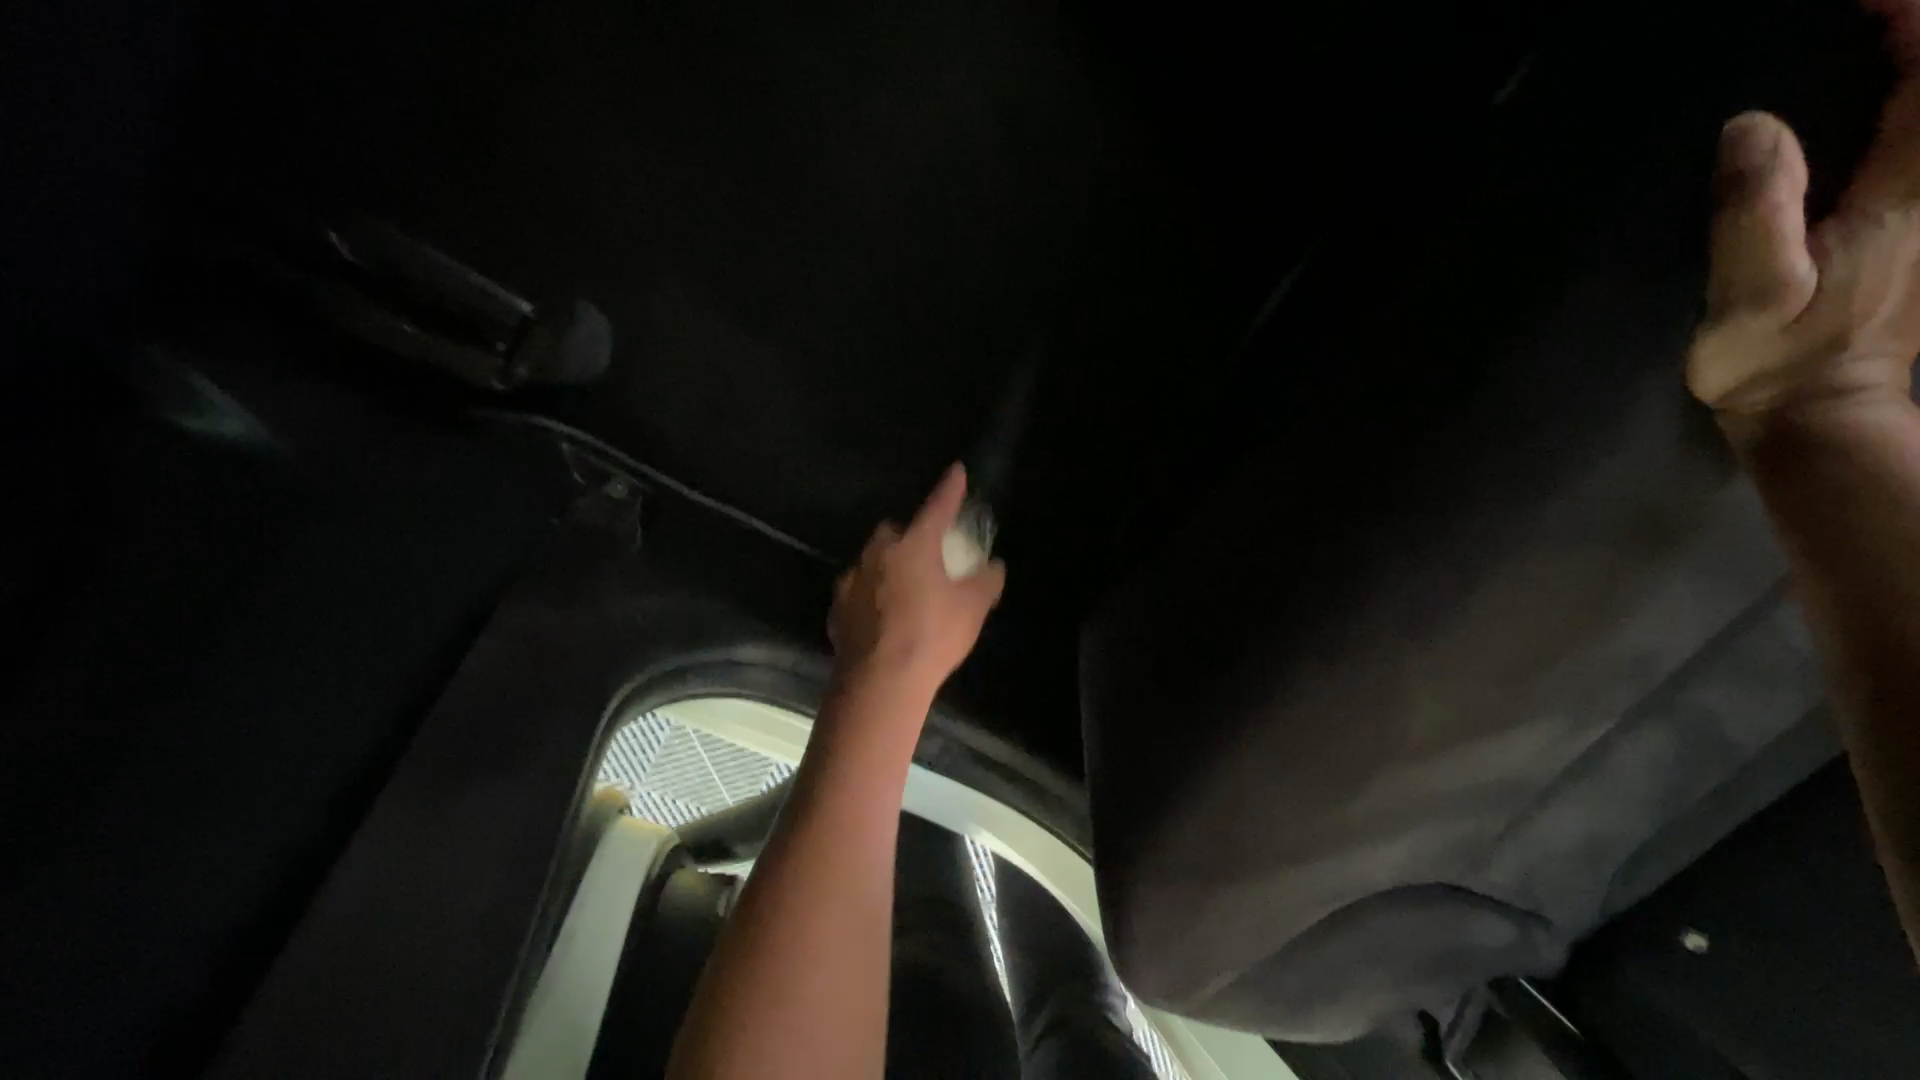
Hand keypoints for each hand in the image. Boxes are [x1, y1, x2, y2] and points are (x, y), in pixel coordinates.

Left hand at [828, 464, 1007, 690]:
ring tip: (903, 593)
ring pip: (871, 562)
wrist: (880, 682)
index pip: (937, 507)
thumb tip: (994, 566)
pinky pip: (857, 594)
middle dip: (908, 537)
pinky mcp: (836, 610)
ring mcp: (851, 581)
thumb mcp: (973, 608)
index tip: (957, 471)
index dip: (950, 489)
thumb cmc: (932, 636)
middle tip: (926, 558)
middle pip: (893, 532)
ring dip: (886, 569)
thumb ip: (986, 581)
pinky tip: (881, 620)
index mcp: (913, 545)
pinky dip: (869, 599)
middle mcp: (877, 554)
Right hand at [1688, 1, 1919, 448]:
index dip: (1911, 17)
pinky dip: (1914, 96)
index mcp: (1911, 188)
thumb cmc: (1776, 362)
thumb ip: (1756, 211)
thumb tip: (1752, 125)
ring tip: (1884, 33)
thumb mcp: (1750, 297)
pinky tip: (1890, 83)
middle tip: (1873, 10)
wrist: (1818, 416)